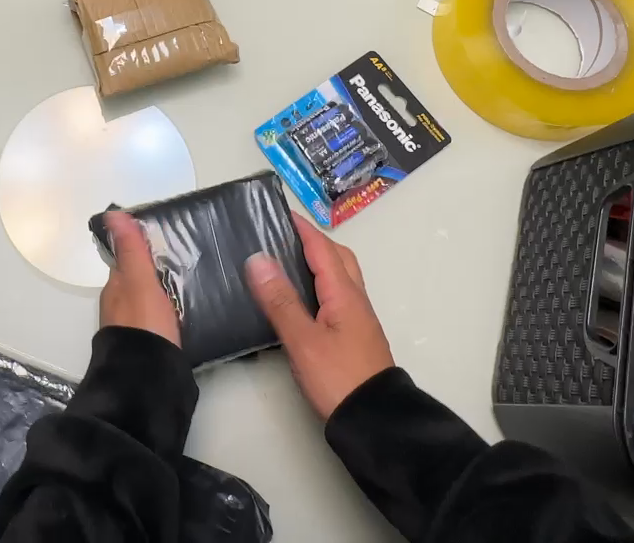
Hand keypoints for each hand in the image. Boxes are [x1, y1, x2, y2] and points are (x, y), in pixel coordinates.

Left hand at [99, 211, 180, 346]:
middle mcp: (119, 306)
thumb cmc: (144, 325)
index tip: (165, 237)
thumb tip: (112, 213)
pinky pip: (158, 317)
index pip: (127, 259)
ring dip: (162, 290)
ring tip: (190, 281)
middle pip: (137, 279)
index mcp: (115, 288)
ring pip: (148, 299)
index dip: (142, 247)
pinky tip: (183, 310)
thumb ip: (130, 250)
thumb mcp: (139, 281)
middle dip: (155, 269)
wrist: (146, 379)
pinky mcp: (149, 345)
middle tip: (185, 258)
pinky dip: (168, 309)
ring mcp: (133, 327)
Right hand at [245, 216, 394, 419]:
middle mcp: (355, 299)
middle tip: (282, 234)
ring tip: (287, 261)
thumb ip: (280, 300)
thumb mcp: (302, 340)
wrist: (376, 422)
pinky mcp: (355, 336)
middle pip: (338, 257)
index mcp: (343, 293)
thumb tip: (258, 259)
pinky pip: (337, 294)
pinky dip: (320, 283)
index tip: (278, 210)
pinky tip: (302, 298)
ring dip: (318, 261)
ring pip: (340, 277)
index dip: (301, 227)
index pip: (321, 247)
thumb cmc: (338, 377)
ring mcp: (358, 318)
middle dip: (313, 240)